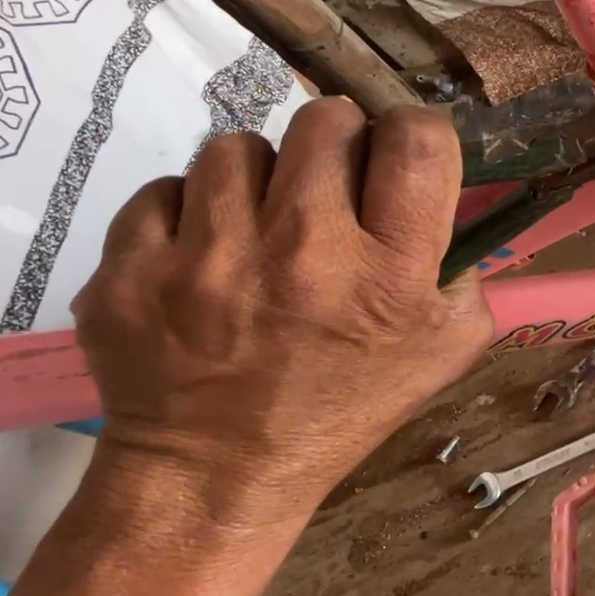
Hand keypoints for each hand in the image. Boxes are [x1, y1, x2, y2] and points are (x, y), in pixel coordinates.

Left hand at [70, 99, 492, 527]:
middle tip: (336, 176)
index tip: (405, 146)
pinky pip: (164, 189)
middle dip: (340, 138)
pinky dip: (192, 208)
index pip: (415, 142)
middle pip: (325, 121)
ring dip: (263, 172)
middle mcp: (303, 254)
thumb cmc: (352, 401)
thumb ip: (466, 263)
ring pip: (239, 146)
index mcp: (390, 271)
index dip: (417, 127)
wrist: (217, 474)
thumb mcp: (452, 341)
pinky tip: (207, 249)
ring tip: (264, 217)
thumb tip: (442, 196)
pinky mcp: (129, 275)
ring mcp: (205, 262)